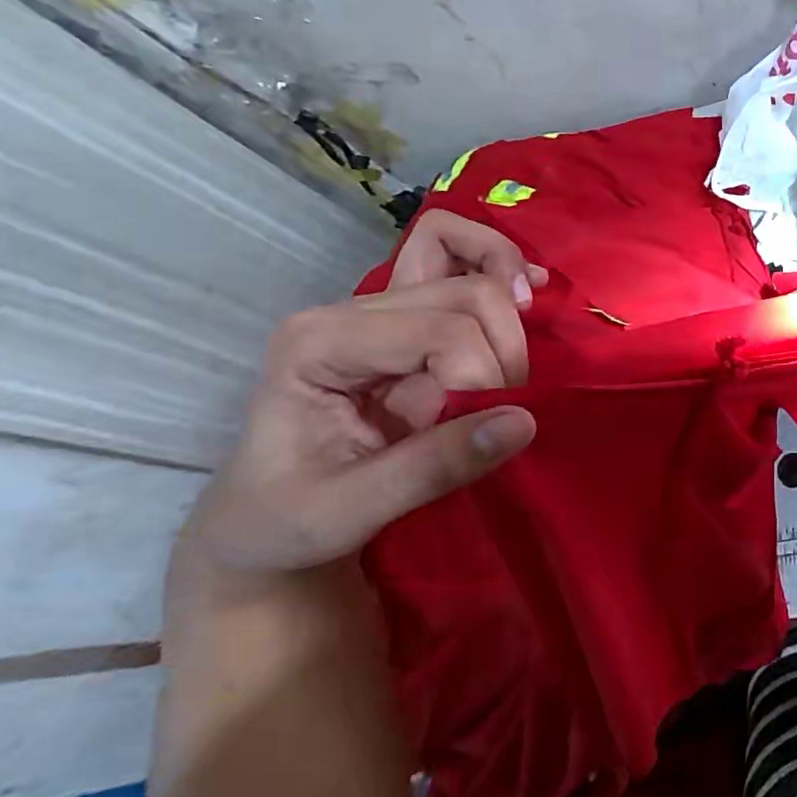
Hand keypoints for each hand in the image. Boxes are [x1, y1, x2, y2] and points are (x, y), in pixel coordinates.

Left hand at [186, 218, 546, 575]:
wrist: (266, 526)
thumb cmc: (286, 522)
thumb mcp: (345, 512)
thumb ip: (432, 468)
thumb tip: (524, 421)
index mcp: (318, 344)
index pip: (441, 332)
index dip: (481, 378)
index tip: (483, 433)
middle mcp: (350, 312)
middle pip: (465, 292)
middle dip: (505, 348)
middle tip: (506, 406)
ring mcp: (382, 313)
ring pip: (473, 276)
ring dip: (511, 312)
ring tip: (521, 360)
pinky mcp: (410, 325)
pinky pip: (463, 270)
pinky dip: (503, 272)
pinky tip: (530, 293)